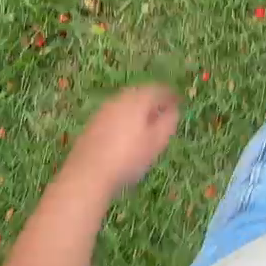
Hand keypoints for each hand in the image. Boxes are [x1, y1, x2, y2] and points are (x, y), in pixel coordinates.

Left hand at [59, 85, 179, 199]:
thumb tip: (173, 110)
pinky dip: (124, 120)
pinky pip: (114, 115)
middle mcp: (120, 99)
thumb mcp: (157, 142)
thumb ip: (168, 122)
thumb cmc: (128, 157)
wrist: (87, 175)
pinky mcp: (92, 124)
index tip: (178, 103)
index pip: (159, 90)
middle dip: (153, 102)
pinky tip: (125, 136)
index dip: (170, 96)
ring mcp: (104, 110)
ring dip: (137, 111)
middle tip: (162, 114)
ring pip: (126, 104)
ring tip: (145, 127)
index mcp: (138, 99)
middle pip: (140, 94)